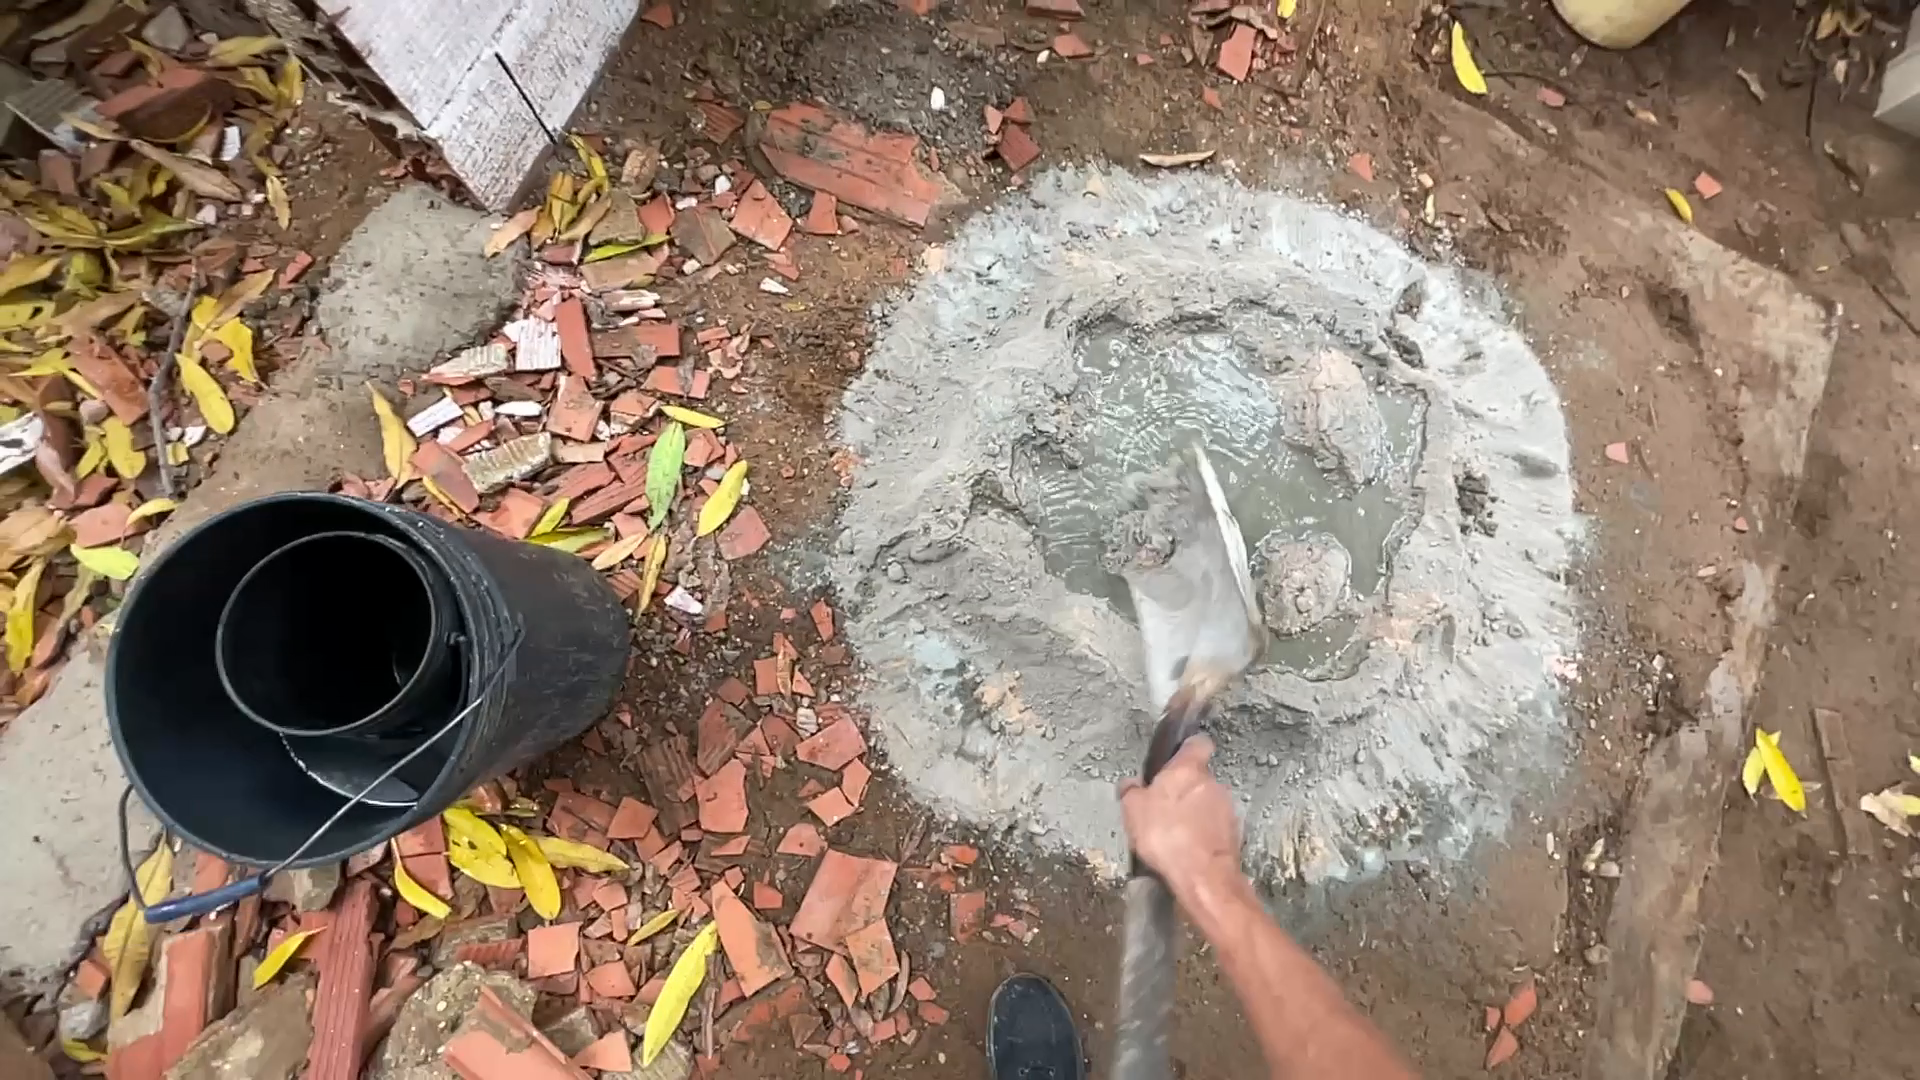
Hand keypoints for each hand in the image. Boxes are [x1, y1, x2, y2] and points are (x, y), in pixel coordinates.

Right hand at [1119, 736, 1241, 900]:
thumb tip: (1130, 784)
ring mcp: (1227, 809)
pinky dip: (1202, 833)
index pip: (1197, 743)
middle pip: (1198, 777)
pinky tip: (1186, 848)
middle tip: (1162, 806)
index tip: (1175, 757)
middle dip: (1183, 789)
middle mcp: (1213, 783)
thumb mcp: (1133, 810)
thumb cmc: (1166, 835)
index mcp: (1188, 769)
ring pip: (1206, 802)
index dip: (1187, 748)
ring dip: (1193, 812)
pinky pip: (1214, 826)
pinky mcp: (1234, 835)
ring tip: (1173, 833)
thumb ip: (1131, 791)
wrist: (1204, 878)